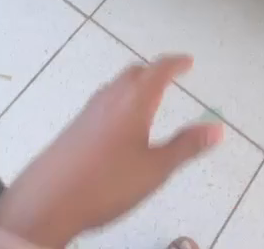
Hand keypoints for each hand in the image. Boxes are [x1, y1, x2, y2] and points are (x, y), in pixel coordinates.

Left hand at [0, 55, 221, 246]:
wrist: (45, 202)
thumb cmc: (107, 184)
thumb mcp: (155, 170)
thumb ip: (186, 147)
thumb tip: (218, 128)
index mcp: (135, 100)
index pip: (159, 70)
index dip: (176, 63)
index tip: (188, 62)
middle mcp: (112, 97)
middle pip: (136, 72)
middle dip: (154, 71)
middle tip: (169, 76)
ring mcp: (89, 110)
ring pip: (117, 86)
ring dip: (135, 84)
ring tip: (146, 97)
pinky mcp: (74, 127)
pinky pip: (104, 100)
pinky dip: (119, 99)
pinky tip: (117, 124)